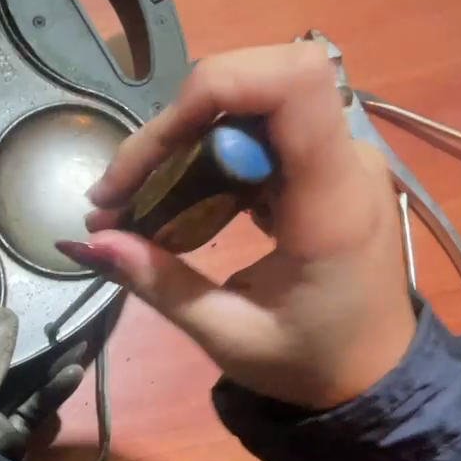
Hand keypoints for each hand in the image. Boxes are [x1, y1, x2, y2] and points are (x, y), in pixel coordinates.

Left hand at [0, 308, 85, 457]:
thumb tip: (6, 313)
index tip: (15, 303)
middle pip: (0, 366)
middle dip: (29, 343)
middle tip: (56, 314)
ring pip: (22, 385)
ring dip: (49, 364)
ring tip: (76, 336)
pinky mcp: (14, 439)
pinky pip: (34, 409)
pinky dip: (53, 392)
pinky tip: (73, 372)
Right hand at [59, 42, 415, 408]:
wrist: (372, 374)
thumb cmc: (308, 364)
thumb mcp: (228, 336)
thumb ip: (160, 285)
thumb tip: (89, 242)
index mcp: (331, 204)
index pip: (291, 85)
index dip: (213, 90)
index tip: (147, 156)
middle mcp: (343, 162)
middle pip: (254, 90)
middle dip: (172, 131)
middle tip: (116, 197)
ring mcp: (333, 159)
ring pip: (246, 110)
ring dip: (176, 149)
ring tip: (127, 208)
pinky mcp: (318, 168)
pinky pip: (252, 139)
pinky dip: (199, 163)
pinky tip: (166, 206)